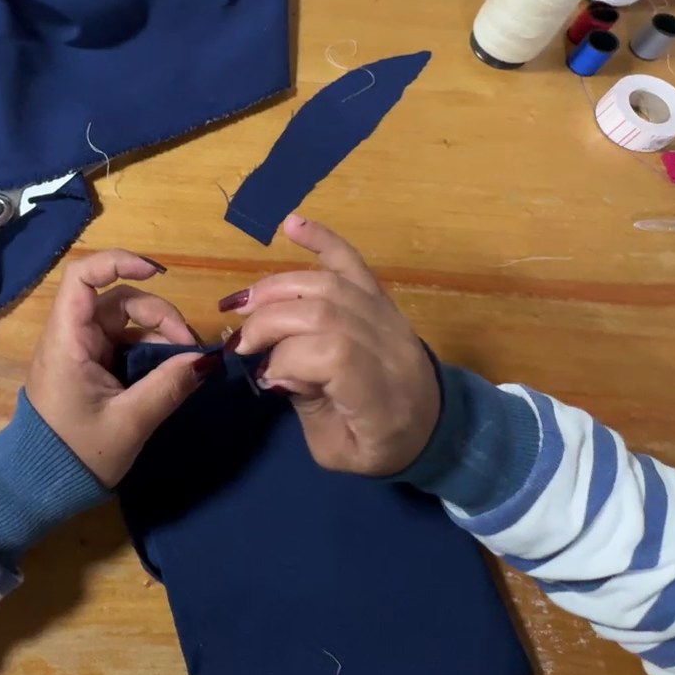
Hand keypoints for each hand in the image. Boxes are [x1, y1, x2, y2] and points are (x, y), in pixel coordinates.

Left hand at [25, 250, 212, 486]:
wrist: (38, 488)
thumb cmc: (76, 454)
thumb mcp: (130, 422)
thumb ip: (169, 387)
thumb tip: (207, 360)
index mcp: (68, 339)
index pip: (83, 276)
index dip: (118, 262)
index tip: (156, 272)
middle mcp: (72, 336)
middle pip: (118, 300)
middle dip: (158, 315)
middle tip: (189, 348)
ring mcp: (81, 351)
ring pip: (125, 322)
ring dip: (159, 334)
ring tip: (185, 363)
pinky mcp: (90, 367)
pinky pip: (125, 344)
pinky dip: (150, 351)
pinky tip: (171, 371)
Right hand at [220, 215, 439, 475]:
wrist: (433, 426)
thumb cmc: (378, 445)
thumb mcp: (336, 449)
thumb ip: (304, 404)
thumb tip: (272, 365)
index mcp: (382, 397)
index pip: (333, 355)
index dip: (288, 358)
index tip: (266, 376)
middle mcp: (390, 348)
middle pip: (324, 312)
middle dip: (270, 321)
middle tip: (241, 342)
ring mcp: (388, 317)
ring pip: (328, 284)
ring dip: (277, 288)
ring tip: (245, 304)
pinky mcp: (382, 298)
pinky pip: (352, 262)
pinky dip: (322, 239)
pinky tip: (291, 225)